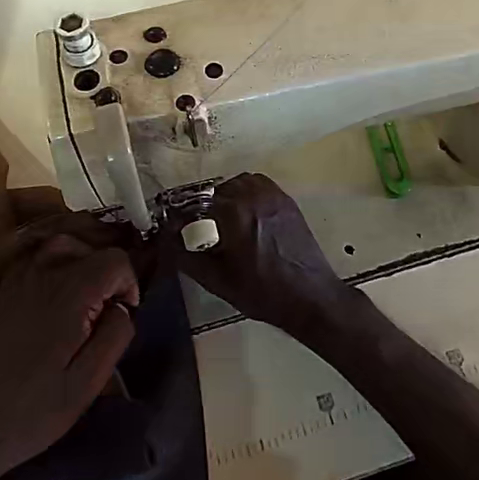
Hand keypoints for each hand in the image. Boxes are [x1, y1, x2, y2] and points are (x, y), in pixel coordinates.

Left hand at [0, 235, 138, 478]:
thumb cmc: (30, 412)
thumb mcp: (87, 383)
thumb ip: (115, 335)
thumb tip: (123, 307)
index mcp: (70, 294)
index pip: (115, 260)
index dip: (129, 283)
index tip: (125, 314)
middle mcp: (42, 276)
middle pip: (89, 247)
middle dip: (107, 273)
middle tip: (107, 310)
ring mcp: (16, 283)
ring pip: (60, 247)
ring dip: (81, 264)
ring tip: (86, 300)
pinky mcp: (0, 296)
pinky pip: (35, 262)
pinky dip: (55, 269)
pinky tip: (56, 304)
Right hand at [178, 173, 352, 332]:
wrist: (309, 296)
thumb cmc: (263, 292)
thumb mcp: (218, 280)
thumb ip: (187, 257)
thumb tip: (169, 242)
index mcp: (234, 213)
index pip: (196, 204)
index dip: (181, 217)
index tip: (174, 228)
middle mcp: (253, 196)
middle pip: (217, 190)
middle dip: (203, 206)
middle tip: (197, 227)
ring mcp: (273, 196)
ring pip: (239, 183)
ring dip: (226, 196)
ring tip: (221, 220)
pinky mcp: (287, 201)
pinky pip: (260, 185)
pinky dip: (247, 193)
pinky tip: (244, 215)